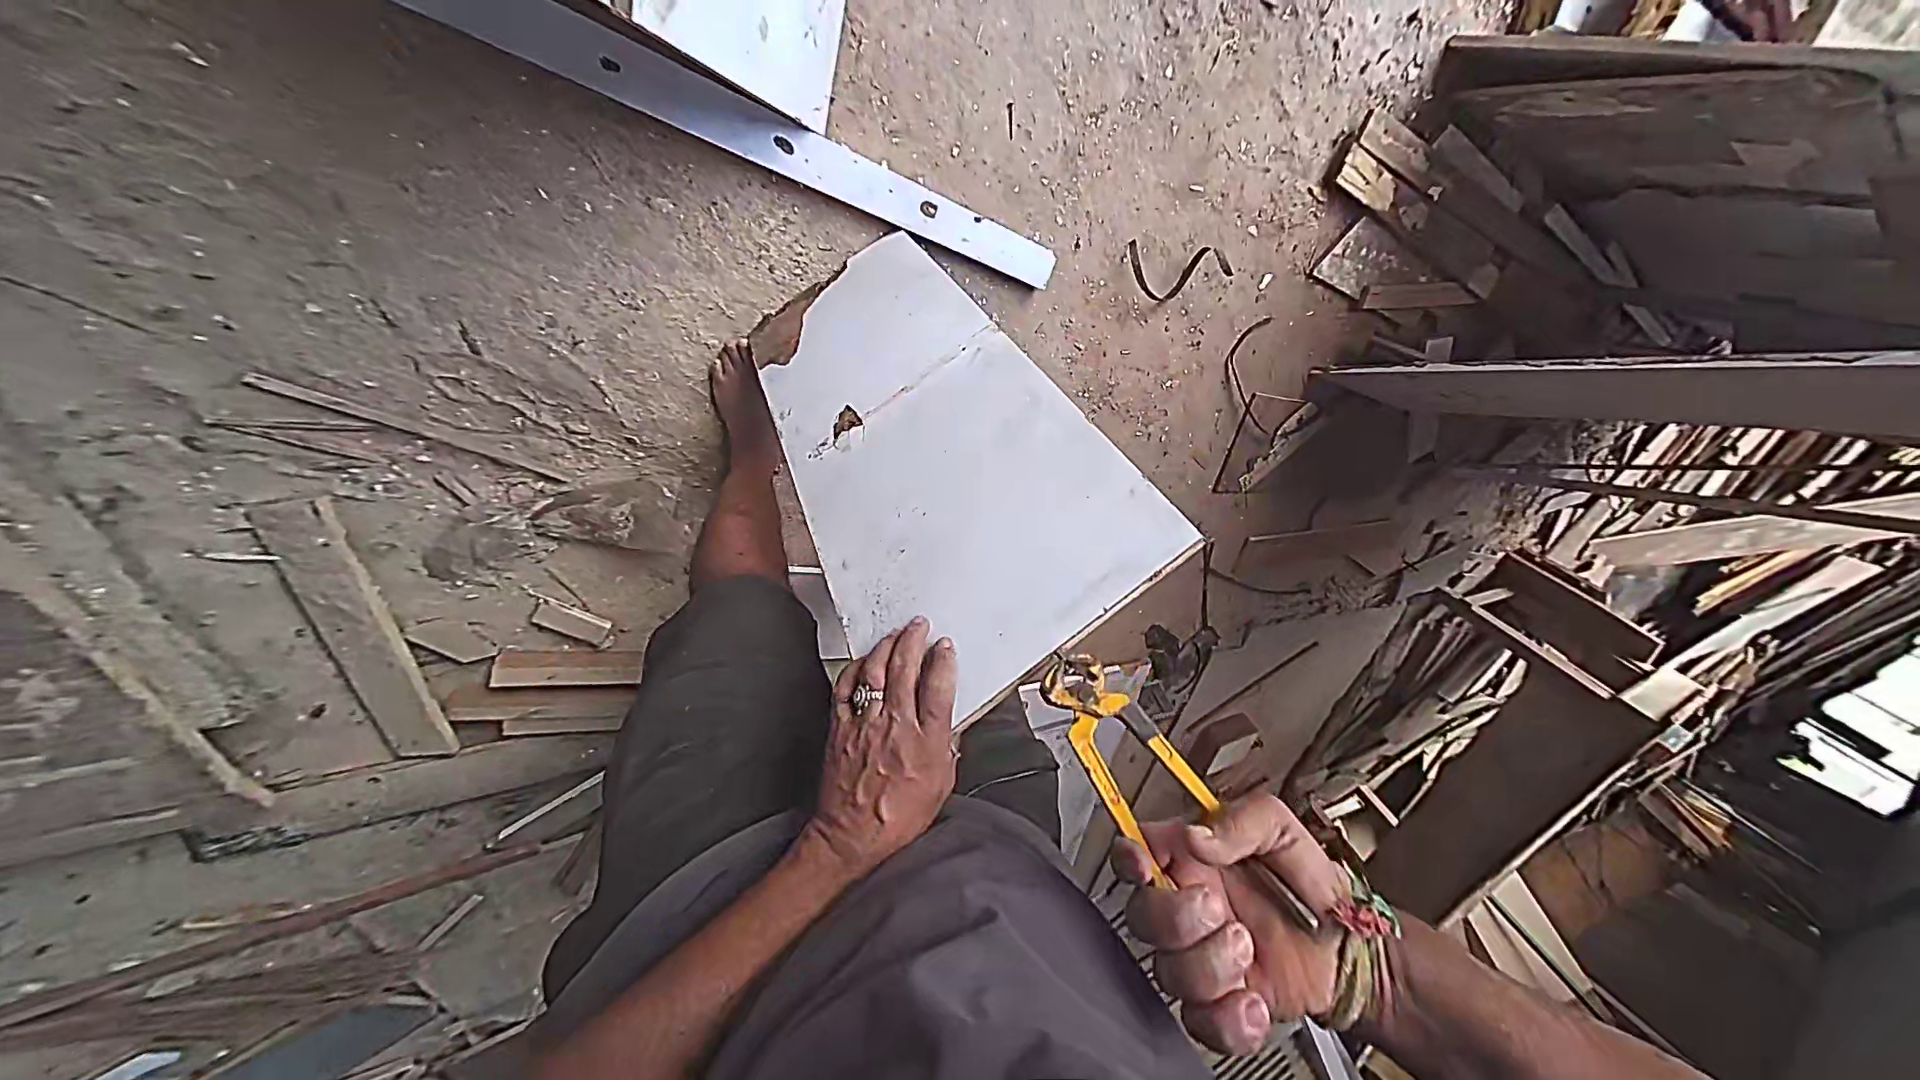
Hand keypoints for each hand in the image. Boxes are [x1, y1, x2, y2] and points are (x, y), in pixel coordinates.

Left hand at [803, 616, 957, 875]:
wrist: (852, 836)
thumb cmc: (897, 817)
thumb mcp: (941, 784)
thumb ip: (947, 748)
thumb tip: (950, 725)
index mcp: (924, 739)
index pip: (937, 685)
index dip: (943, 660)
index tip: (945, 647)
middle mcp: (895, 724)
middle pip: (905, 667)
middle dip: (914, 639)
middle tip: (919, 627)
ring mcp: (865, 723)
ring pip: (875, 670)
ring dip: (887, 646)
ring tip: (895, 635)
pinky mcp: (841, 727)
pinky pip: (845, 687)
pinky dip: (855, 668)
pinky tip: (863, 661)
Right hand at [1112, 794, 1352, 1054]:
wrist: (1352, 948)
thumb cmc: (1311, 882)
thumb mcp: (1282, 830)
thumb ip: (1240, 822)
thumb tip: (1195, 836)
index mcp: (1188, 859)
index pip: (1134, 852)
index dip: (1127, 858)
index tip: (1143, 866)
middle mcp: (1184, 906)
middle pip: (1141, 915)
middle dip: (1176, 918)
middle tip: (1219, 910)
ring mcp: (1198, 956)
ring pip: (1168, 970)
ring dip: (1210, 966)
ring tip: (1248, 948)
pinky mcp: (1219, 1002)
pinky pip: (1200, 1021)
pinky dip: (1228, 1018)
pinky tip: (1254, 1000)